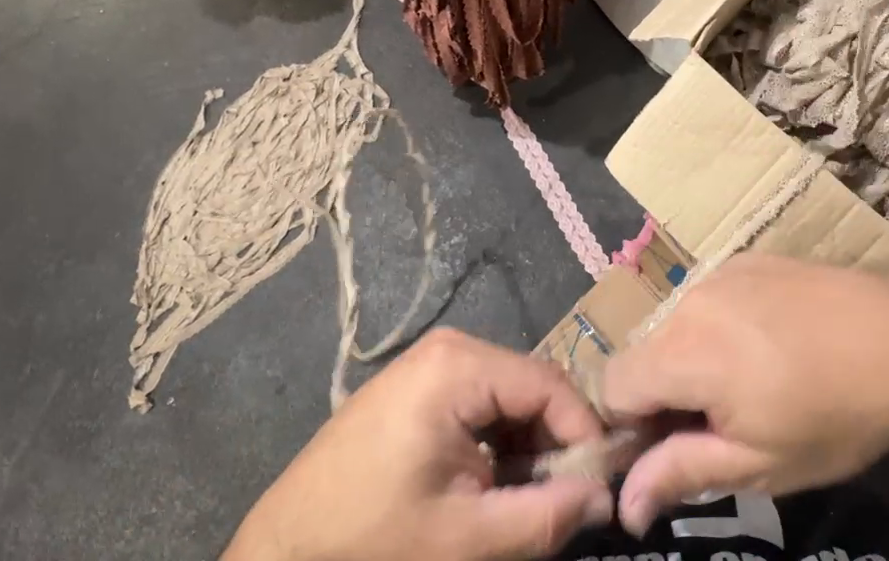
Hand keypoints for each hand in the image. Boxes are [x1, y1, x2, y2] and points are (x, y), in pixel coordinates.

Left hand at [225, 329, 613, 560]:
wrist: (284, 548)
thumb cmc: (371, 539)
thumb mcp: (465, 539)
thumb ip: (544, 516)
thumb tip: (605, 498)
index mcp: (458, 366)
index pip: (552, 385)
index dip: (584, 437)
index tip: (599, 491)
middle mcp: (448, 348)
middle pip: (531, 386)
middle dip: (555, 443)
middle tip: (564, 502)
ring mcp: (429, 363)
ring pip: (508, 396)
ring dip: (527, 446)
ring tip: (526, 500)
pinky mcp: (417, 385)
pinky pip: (480, 403)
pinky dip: (498, 442)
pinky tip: (491, 486)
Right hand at [602, 255, 888, 534]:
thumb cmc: (836, 413)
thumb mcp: (760, 463)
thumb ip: (681, 473)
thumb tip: (624, 504)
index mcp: (684, 352)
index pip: (611, 384)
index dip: (630, 425)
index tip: (675, 446)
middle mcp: (690, 301)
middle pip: (645, 355)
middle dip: (667, 394)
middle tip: (726, 424)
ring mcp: (719, 274)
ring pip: (678, 328)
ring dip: (695, 361)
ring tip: (758, 384)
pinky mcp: (747, 260)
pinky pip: (711, 302)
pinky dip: (723, 330)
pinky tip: (775, 347)